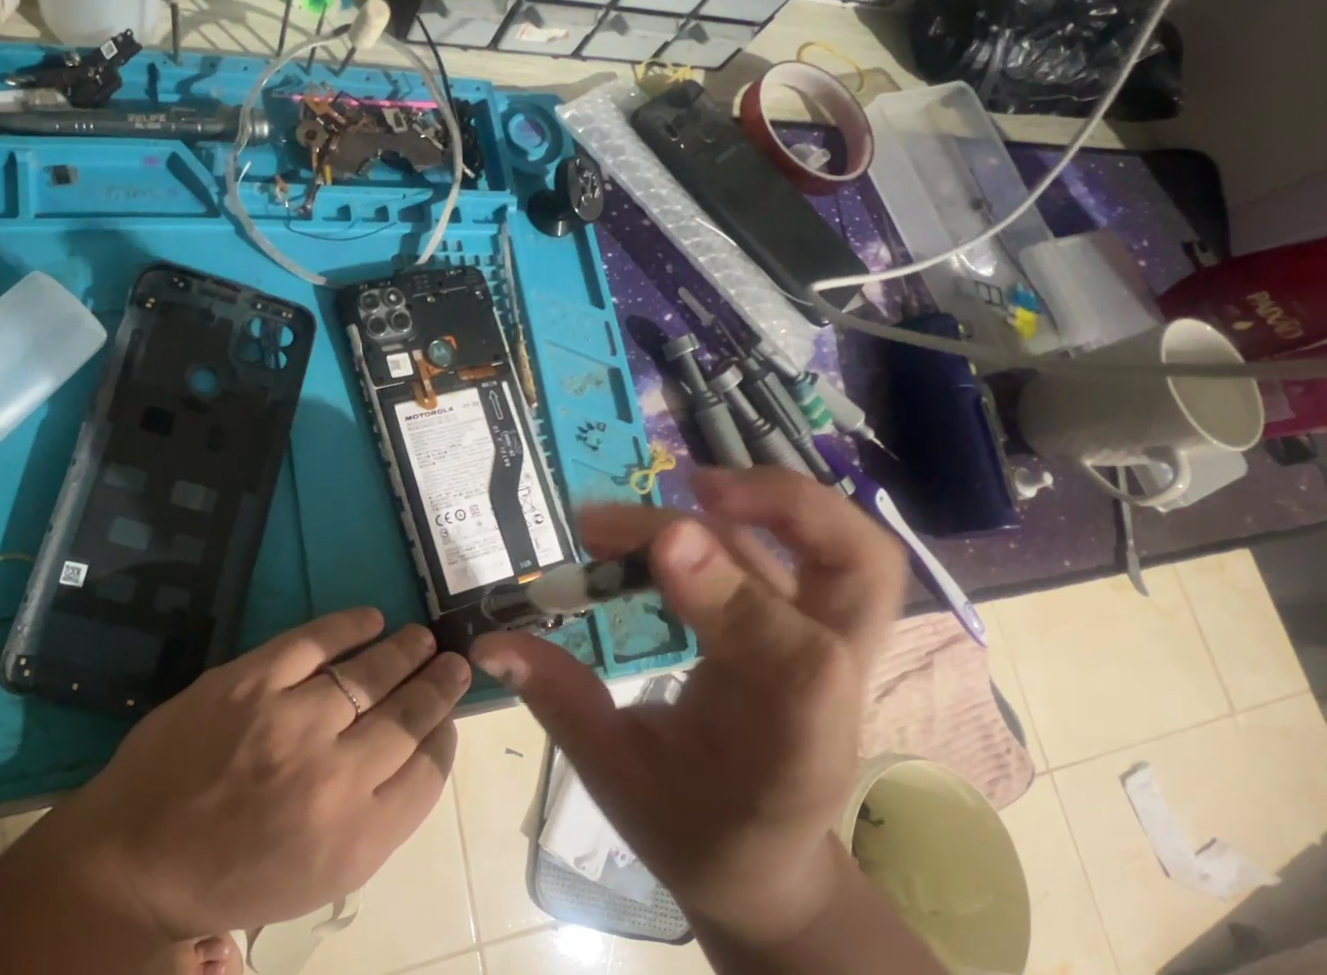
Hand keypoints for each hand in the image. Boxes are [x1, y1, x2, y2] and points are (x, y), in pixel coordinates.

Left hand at [51, 607, 470, 941]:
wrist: (136, 856)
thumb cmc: (233, 876)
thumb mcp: (322, 875)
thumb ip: (377, 817)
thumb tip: (414, 752)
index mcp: (357, 836)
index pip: (428, 771)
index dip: (445, 735)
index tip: (448, 717)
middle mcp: (334, 775)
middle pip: (408, 716)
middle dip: (439, 685)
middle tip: (454, 664)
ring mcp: (289, 721)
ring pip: (370, 674)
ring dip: (405, 652)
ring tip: (422, 639)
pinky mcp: (248, 681)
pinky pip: (314, 641)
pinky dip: (349, 625)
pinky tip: (371, 618)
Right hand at [470, 468, 905, 947]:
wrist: (765, 866)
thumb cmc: (692, 831)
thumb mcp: (616, 777)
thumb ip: (560, 701)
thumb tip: (488, 642)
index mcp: (794, 740)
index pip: (795, 654)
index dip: (731, 590)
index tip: (661, 542)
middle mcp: (830, 686)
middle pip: (861, 570)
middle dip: (786, 507)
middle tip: (693, 483)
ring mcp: (830, 651)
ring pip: (838, 551)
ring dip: (764, 503)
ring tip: (680, 485)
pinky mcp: (807, 630)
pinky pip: (798, 558)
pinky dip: (748, 523)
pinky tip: (682, 521)